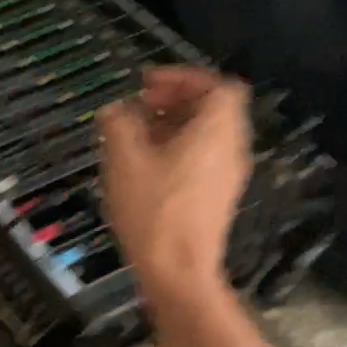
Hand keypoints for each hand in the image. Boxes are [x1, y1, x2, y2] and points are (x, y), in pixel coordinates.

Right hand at [97, 67, 252, 299]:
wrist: (177, 268)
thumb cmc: (152, 207)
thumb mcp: (124, 159)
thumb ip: (119, 124)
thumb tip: (116, 110)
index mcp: (215, 132)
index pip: (219, 86)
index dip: (184, 77)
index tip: (147, 82)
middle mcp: (230, 148)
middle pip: (214, 108)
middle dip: (175, 99)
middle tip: (137, 104)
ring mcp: (226, 174)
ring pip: (206, 133)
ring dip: (172, 123)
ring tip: (133, 133)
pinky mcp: (215, 194)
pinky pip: (201, 156)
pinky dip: (176, 146)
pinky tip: (143, 163)